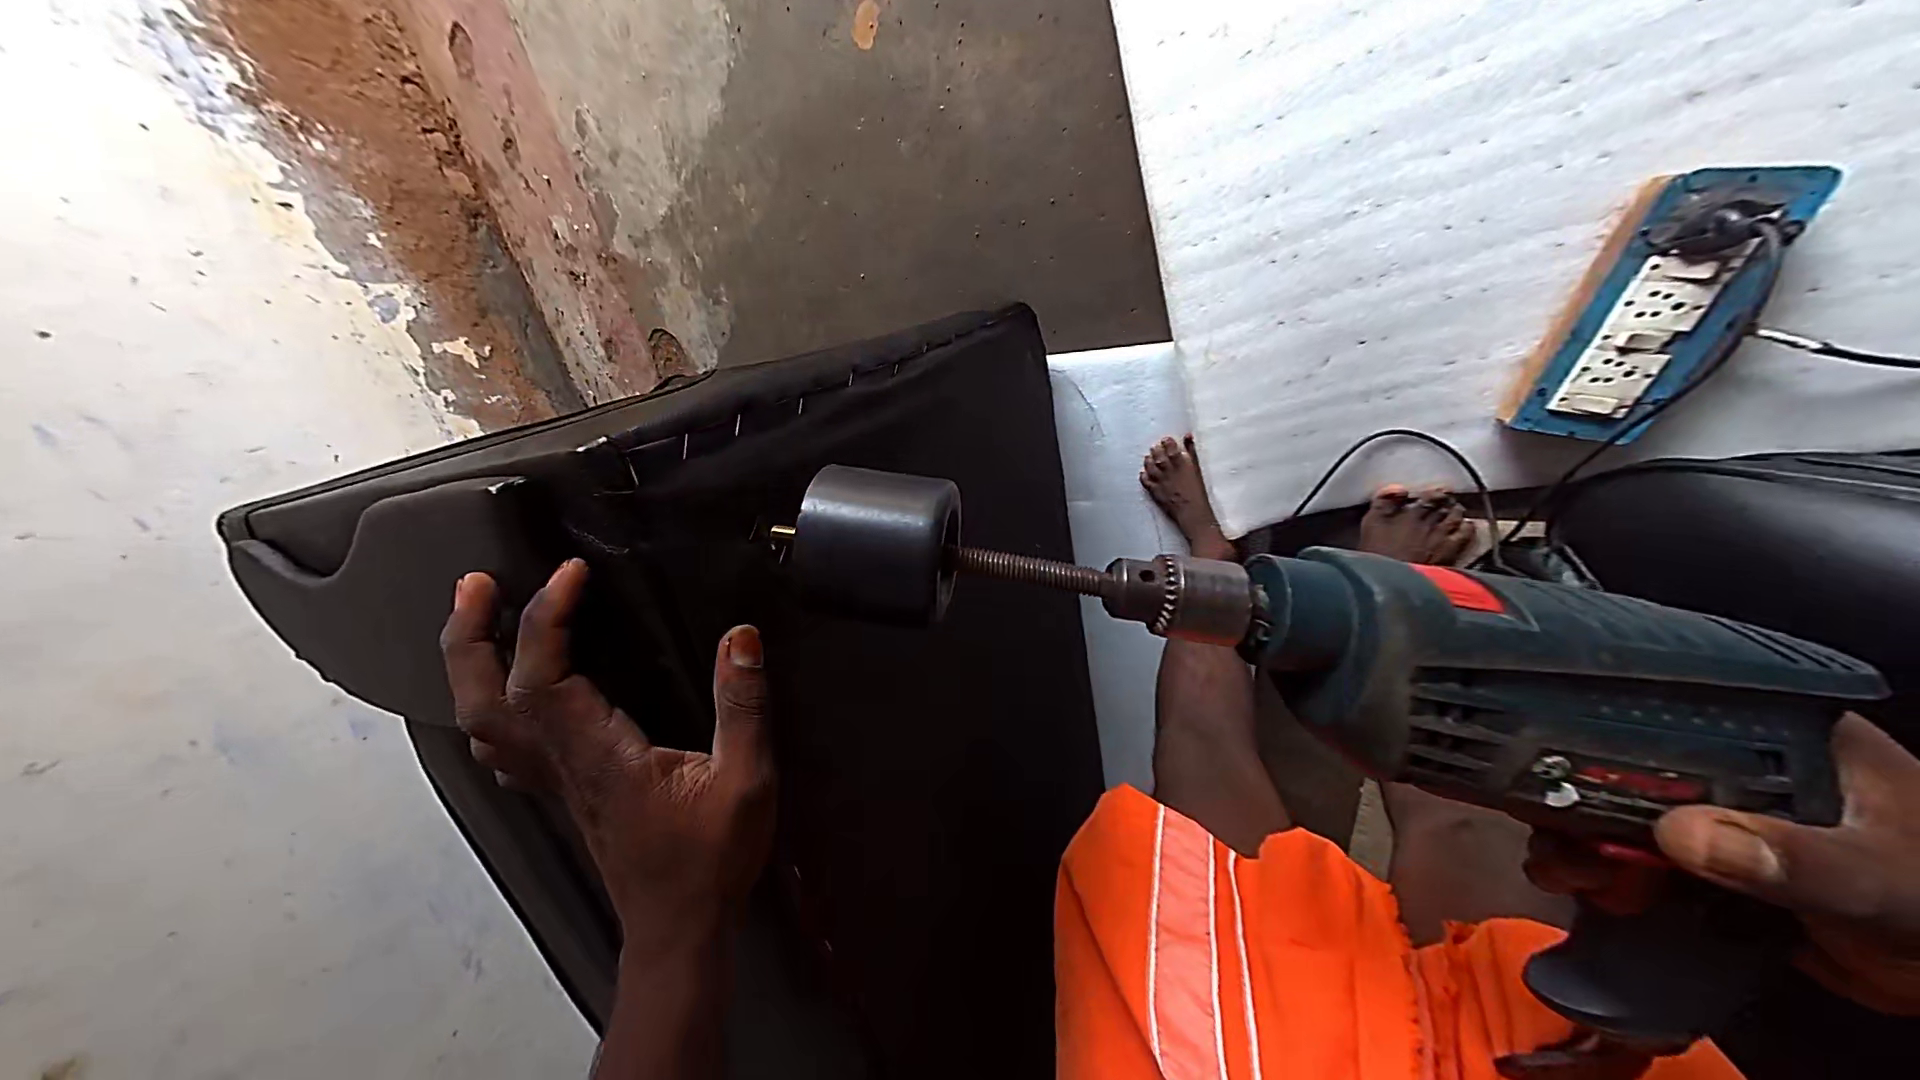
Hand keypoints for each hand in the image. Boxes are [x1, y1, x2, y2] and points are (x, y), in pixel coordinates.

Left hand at [438, 559, 776, 952]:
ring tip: (482, 621)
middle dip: (471, 635)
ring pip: (485, 722)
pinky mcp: (566, 794)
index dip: (548, 616)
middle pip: (485, 698)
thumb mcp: (746, 778)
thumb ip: (742, 705)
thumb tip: (741, 637)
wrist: (679, 927)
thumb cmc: (710, 859)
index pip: (544, 675)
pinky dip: (492, 709)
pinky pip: (506, 747)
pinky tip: (507, 698)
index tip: (572, 572)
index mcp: (600, 754)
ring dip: (471, 666)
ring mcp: (557, 783)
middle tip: (475, 585)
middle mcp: (564, 765)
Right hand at [1526, 714, 1919, 1013]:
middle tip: (1548, 837)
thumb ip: (1795, 860)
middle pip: (1615, 763)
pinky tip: (1589, 889)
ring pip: (1611, 809)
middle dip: (1570, 800)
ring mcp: (1706, 804)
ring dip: (1576, 842)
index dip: (1587, 732)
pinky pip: (1628, 850)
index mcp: (1765, 728)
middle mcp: (1722, 756)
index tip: (1541, 765)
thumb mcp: (1882, 882)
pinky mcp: (1695, 850)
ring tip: (1560, 874)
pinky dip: (1600, 870)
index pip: (1654, 712)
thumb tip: (1683, 835)